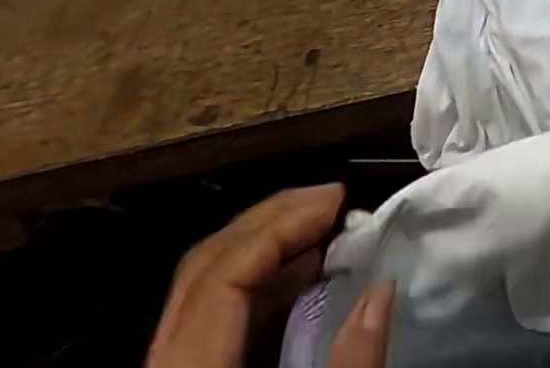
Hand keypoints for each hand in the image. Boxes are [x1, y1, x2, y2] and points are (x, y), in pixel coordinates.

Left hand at [147, 184, 394, 367]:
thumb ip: (351, 365)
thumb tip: (382, 290)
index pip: (221, 275)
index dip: (280, 225)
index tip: (338, 200)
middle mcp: (167, 361)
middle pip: (205, 265)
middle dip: (274, 219)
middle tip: (333, 199)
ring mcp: (174, 365)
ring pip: (206, 285)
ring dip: (270, 244)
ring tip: (327, 227)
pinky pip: (214, 312)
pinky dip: (262, 278)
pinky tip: (305, 275)